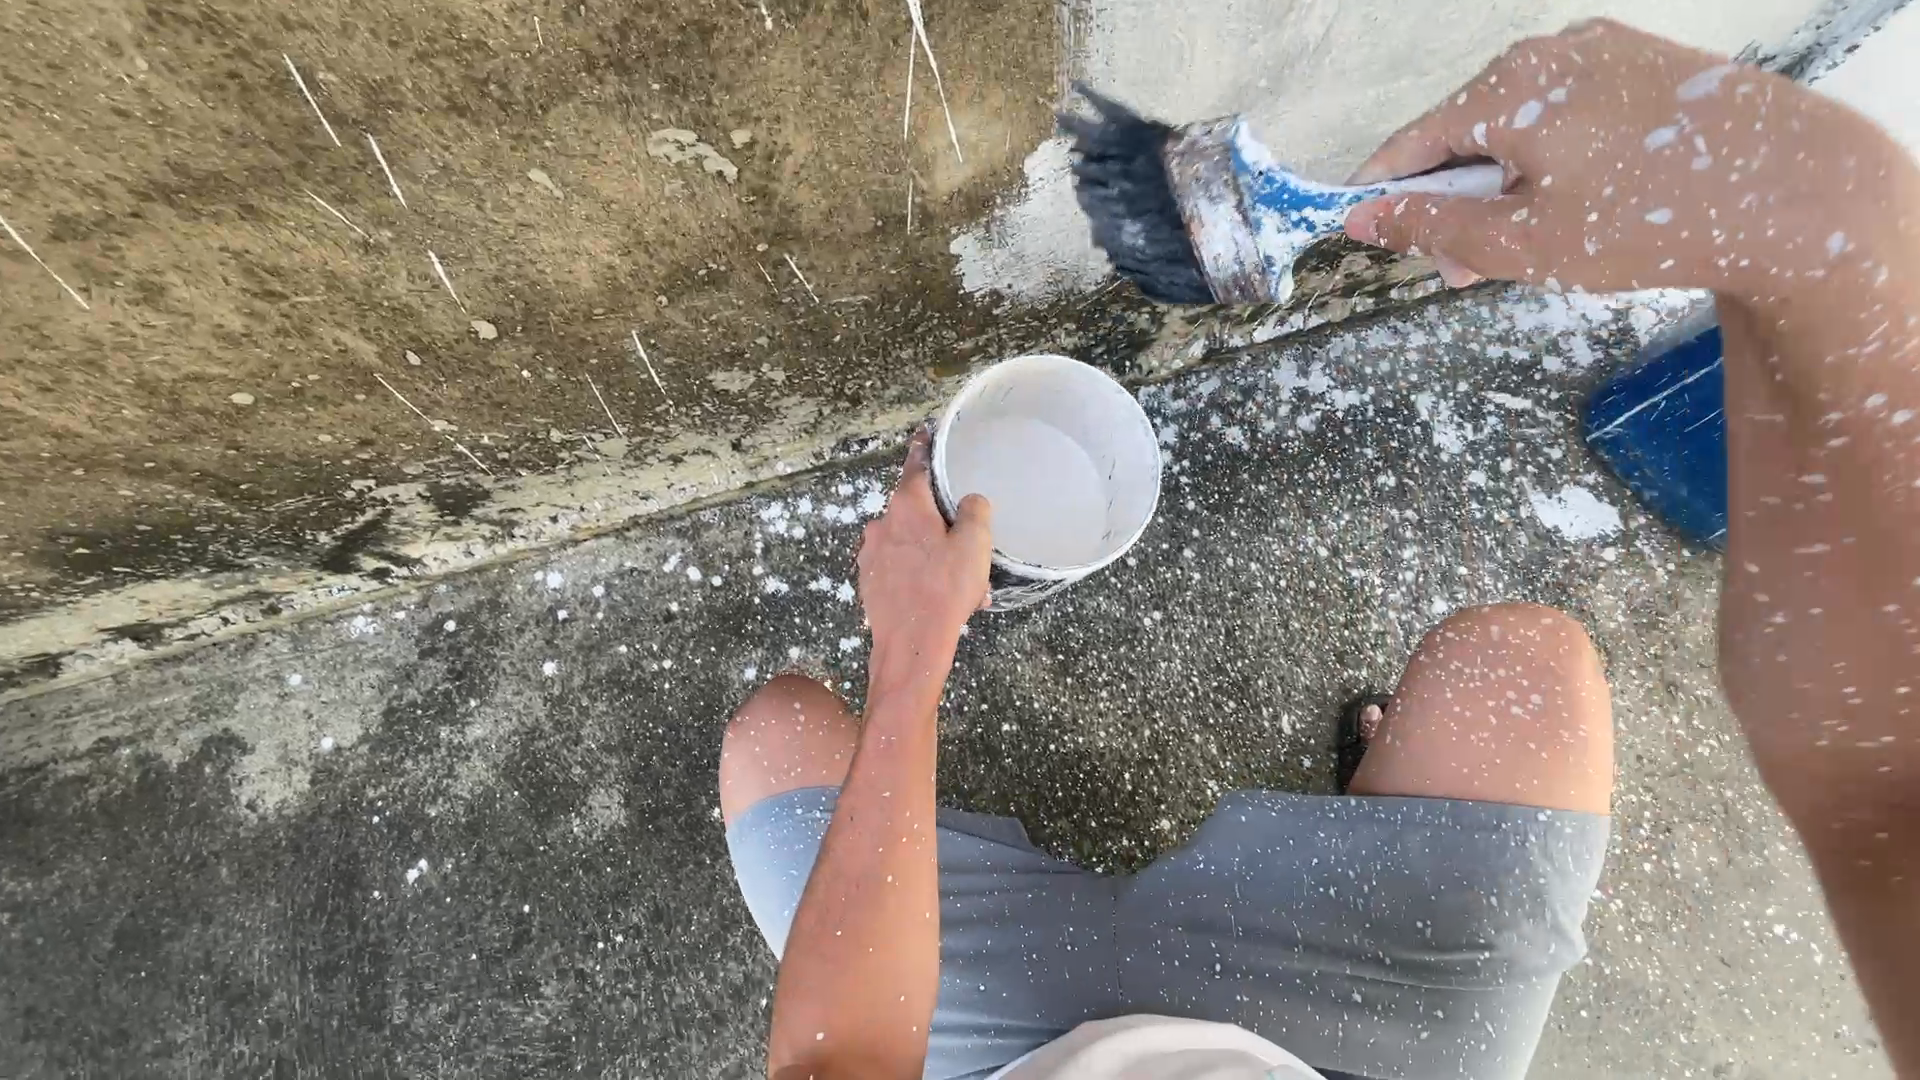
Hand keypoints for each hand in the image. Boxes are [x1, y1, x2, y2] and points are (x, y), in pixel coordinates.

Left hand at [856, 430, 992, 650]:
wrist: (910, 644)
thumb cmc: (945, 589)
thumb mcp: (975, 545)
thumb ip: (975, 512)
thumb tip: (969, 502)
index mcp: (906, 506)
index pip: (916, 465)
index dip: (923, 448)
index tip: (924, 433)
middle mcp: (882, 523)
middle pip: (914, 509)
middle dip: (938, 522)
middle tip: (965, 544)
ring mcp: (870, 553)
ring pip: (908, 541)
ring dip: (931, 552)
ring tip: (958, 581)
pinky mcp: (868, 579)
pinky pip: (898, 565)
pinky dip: (917, 572)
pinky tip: (937, 595)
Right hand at [1341, 19, 1903, 297]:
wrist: (1797, 198)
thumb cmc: (1637, 225)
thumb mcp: (1512, 242)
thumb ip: (1426, 226)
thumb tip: (1358, 218)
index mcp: (1509, 88)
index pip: (1408, 144)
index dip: (1377, 193)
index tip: (1359, 233)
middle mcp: (1550, 51)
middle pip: (1458, 136)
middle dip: (1447, 204)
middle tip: (1459, 269)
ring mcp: (1601, 50)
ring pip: (1506, 128)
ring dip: (1491, 191)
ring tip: (1512, 248)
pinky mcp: (1640, 64)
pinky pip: (1555, 116)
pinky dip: (1536, 164)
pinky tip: (1558, 206)